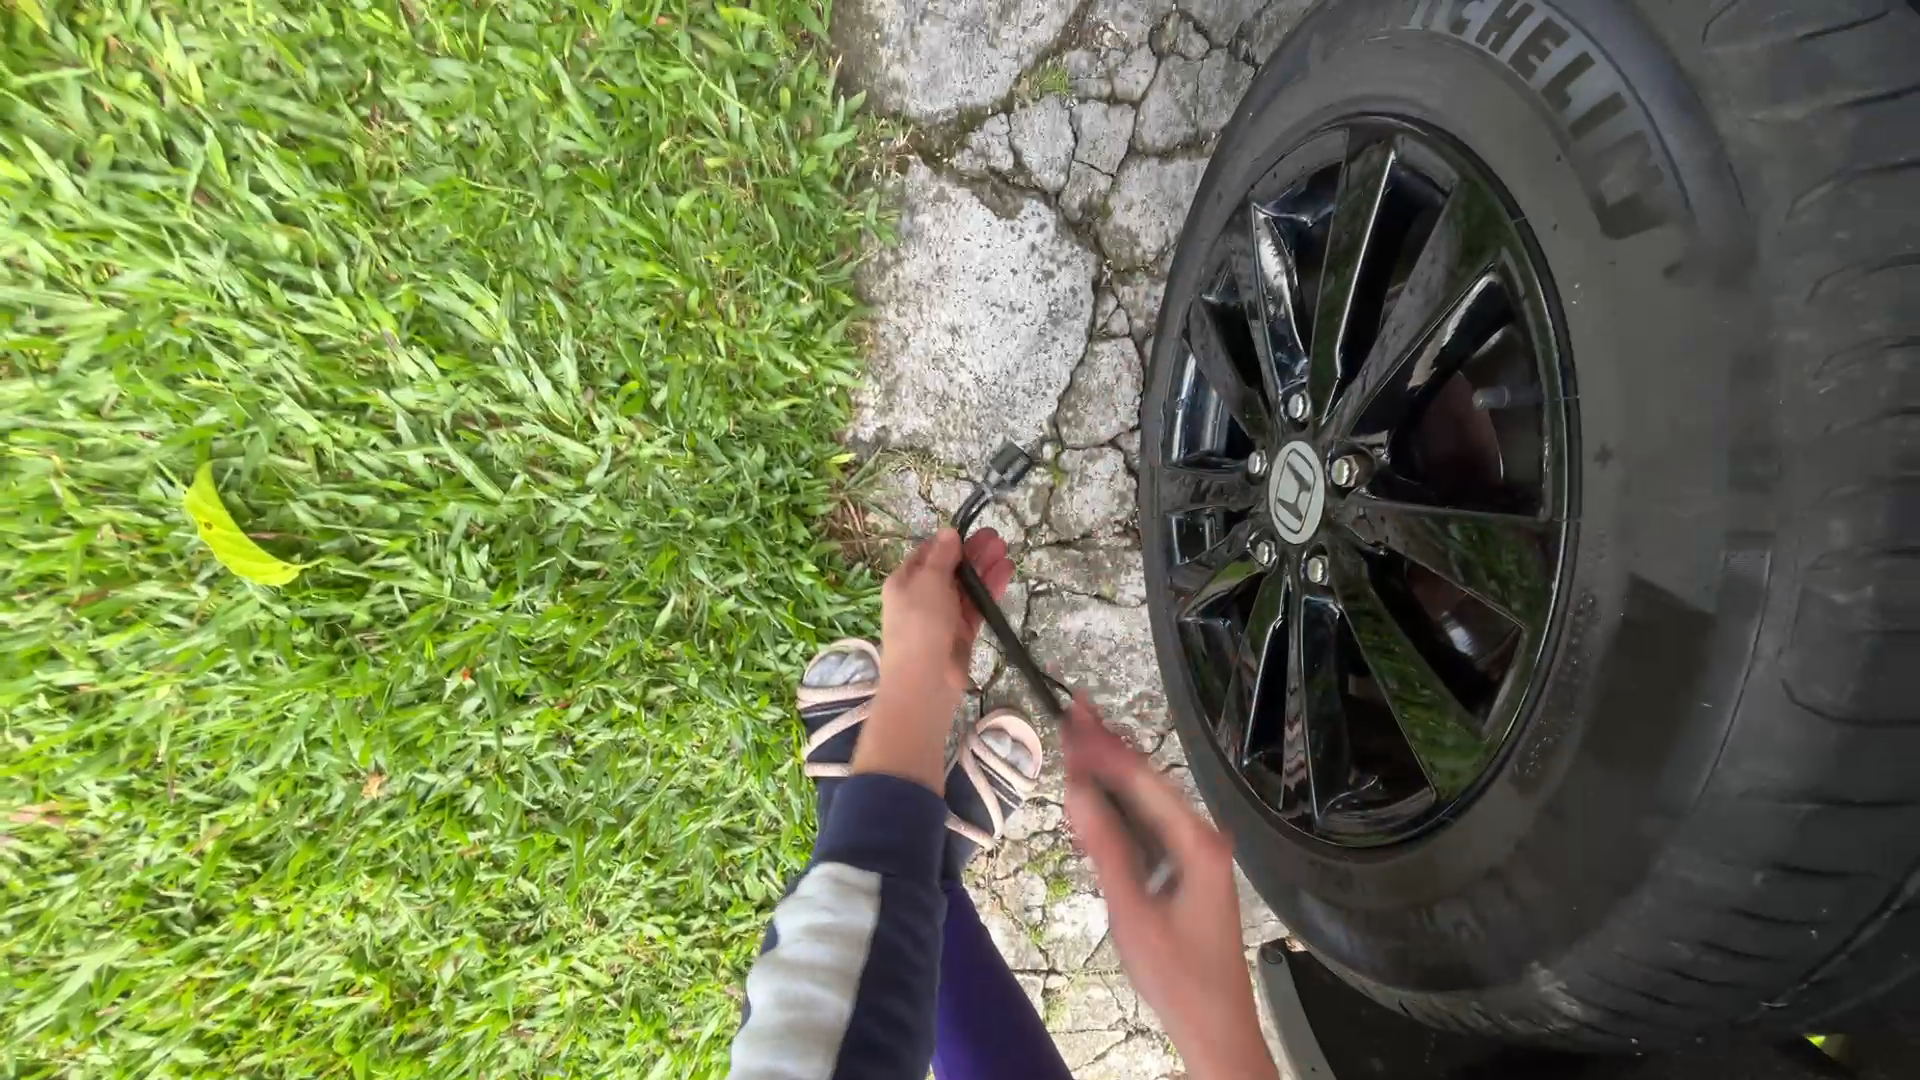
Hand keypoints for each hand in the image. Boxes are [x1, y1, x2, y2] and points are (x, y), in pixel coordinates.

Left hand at [852, 528, 1012, 791]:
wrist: (925, 680)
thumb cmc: (920, 624)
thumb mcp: (928, 581)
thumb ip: (942, 557)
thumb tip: (949, 532)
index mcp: (904, 582)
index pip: (926, 555)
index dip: (948, 542)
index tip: (970, 531)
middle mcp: (921, 597)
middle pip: (949, 569)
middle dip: (972, 553)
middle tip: (997, 538)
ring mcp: (942, 616)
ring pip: (965, 587)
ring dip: (984, 569)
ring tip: (1006, 551)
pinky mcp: (961, 633)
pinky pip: (976, 606)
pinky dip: (989, 589)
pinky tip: (1005, 573)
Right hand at [1063, 696, 1276, 1079]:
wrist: (1216, 1028)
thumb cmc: (1177, 975)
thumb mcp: (1132, 910)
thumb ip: (1106, 846)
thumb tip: (1076, 789)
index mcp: (1196, 840)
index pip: (1141, 779)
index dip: (1104, 747)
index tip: (1073, 718)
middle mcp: (1199, 835)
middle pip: (1144, 781)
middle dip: (1107, 748)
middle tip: (1075, 711)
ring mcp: (1193, 850)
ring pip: (1143, 801)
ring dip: (1109, 775)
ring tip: (1079, 739)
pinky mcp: (1183, 866)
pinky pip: (1145, 825)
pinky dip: (1117, 808)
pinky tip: (1095, 793)